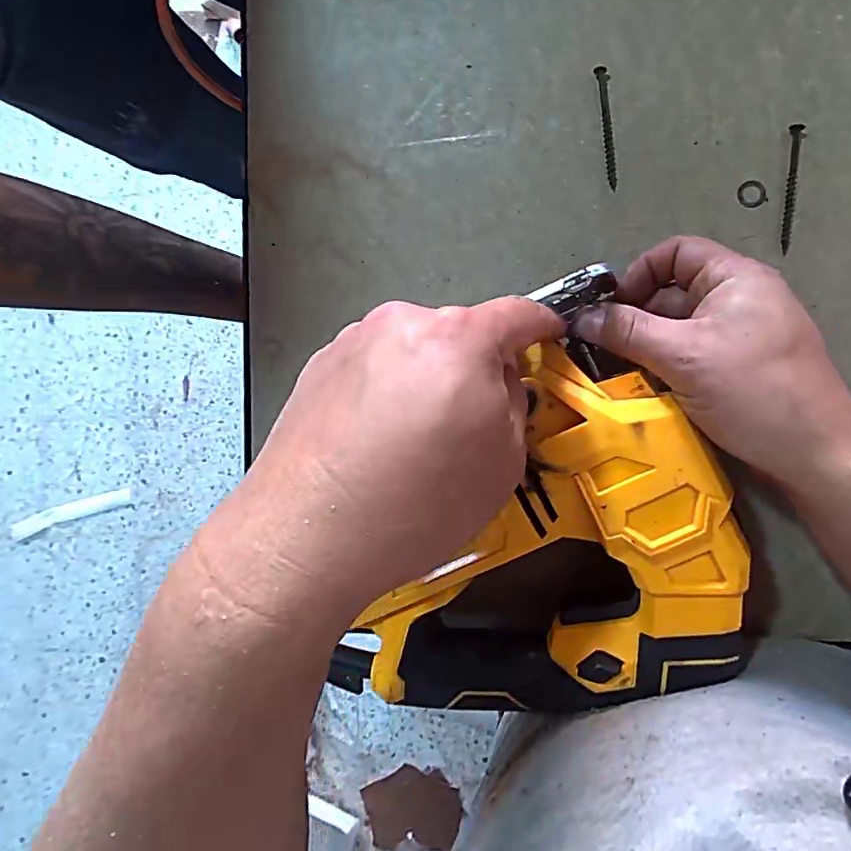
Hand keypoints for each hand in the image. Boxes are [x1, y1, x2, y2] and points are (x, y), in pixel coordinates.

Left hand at [210, 297, 562, 627]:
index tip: (544, 333)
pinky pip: (377, 365)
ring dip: (428, 379)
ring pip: (416, 349)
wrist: (306, 538)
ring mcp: (357, 341)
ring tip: (416, 442)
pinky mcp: (323, 362)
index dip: (540, 325)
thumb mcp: (502, 465)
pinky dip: (390, 390)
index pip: (517, 313)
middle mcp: (403, 327)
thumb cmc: (404, 510)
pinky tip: (381, 440)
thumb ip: (514, 403)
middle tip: (473, 419)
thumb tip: (505, 382)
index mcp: (457, 341)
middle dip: (476, 367)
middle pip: (461, 332)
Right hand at [571, 236, 850, 496]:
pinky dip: (671, 366)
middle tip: (606, 347)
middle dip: (638, 317)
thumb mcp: (683, 356)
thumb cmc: (754, 392)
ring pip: (682, 327)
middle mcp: (741, 298)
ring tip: (623, 371)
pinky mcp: (744, 367)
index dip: (638, 273)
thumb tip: (582, 317)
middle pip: (674, 292)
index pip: (676, 252)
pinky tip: (652, 389)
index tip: (612, 309)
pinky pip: (696, 354)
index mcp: (736, 277)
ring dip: (651, 346)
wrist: (818, 456)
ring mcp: (745, 335)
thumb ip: (628, 331)